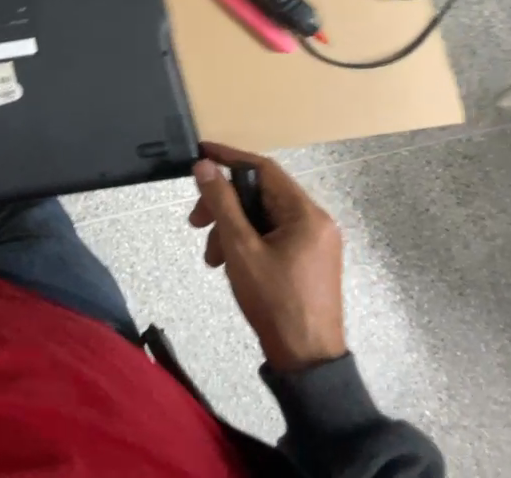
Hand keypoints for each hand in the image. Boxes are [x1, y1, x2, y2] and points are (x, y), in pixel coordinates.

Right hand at [188, 142, 346, 372]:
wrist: (306, 357)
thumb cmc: (274, 298)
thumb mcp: (240, 247)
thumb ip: (221, 202)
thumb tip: (204, 165)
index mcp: (306, 215)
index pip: (264, 169)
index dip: (228, 158)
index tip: (198, 152)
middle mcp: (315, 222)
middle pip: (259, 194)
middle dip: (223, 204)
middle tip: (195, 221)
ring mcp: (313, 242)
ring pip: (260, 217)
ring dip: (229, 227)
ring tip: (211, 254)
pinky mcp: (306, 259)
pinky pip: (269, 235)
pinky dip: (243, 241)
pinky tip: (227, 262)